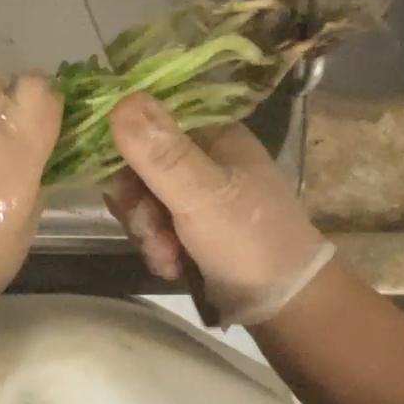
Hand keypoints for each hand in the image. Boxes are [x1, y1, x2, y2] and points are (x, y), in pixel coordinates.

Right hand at [102, 94, 332, 326]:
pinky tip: (171, 265)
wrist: (282, 303)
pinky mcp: (190, 225)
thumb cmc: (249, 239)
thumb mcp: (201, 194)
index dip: (124, 154)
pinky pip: (151, 227)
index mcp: (214, 134)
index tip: (122, 187)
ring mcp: (196, 193)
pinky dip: (155, 248)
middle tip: (151, 230)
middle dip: (136, 206)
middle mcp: (203, 158)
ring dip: (145, 233)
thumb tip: (122, 100)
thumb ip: (160, 153)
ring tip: (167, 255)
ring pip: (140, 202)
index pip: (148, 124)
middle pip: (137, 168)